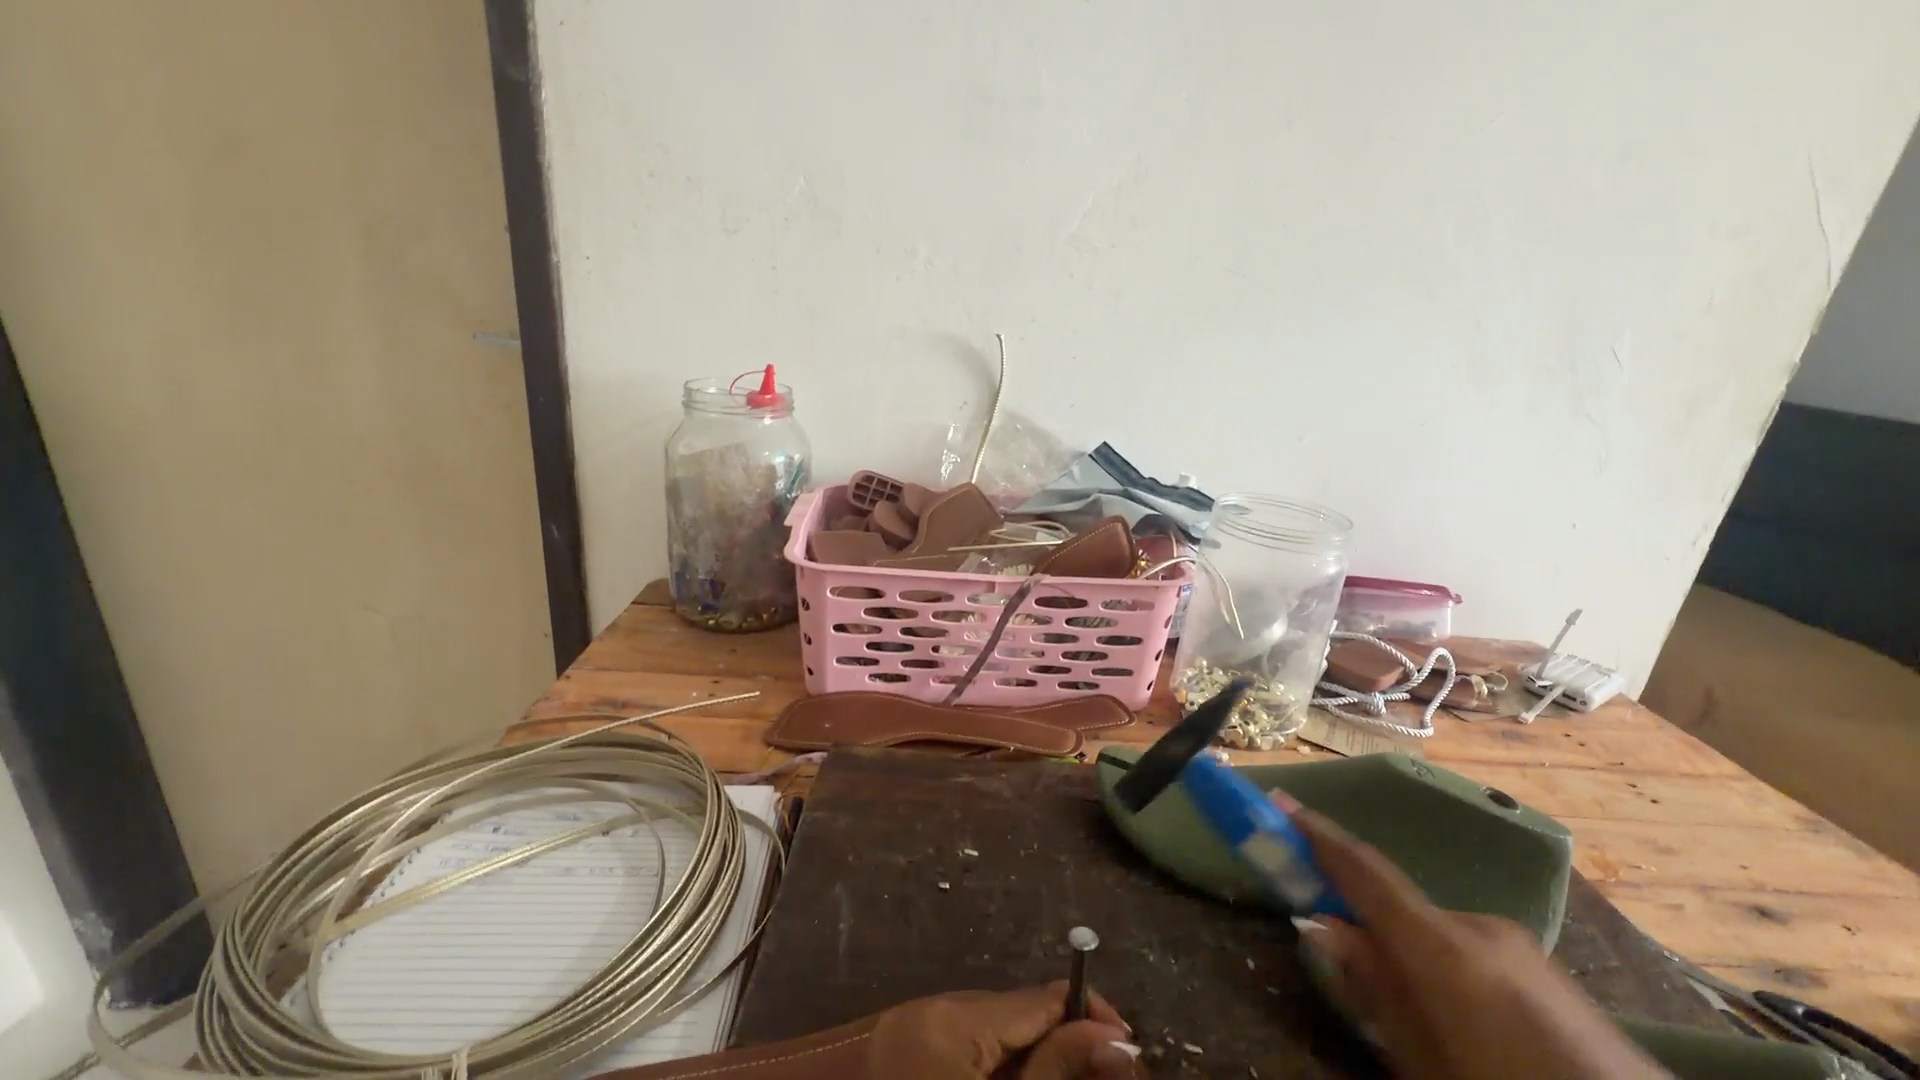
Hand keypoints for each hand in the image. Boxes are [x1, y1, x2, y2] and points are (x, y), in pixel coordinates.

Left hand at [866, 980, 1144, 1078]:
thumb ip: (1054, 1072)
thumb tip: (1118, 1041)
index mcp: (959, 1018)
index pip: (1044, 998)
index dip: (1091, 1018)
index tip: (1127, 1054)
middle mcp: (938, 1006)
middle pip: (1022, 1012)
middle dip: (1063, 1043)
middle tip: (1099, 1076)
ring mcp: (915, 1023)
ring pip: (995, 1030)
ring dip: (1031, 1055)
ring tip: (1058, 1077)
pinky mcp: (904, 1042)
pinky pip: (965, 1042)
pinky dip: (993, 1062)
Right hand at [1283, 796, 1670, 1079]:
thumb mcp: (1424, 1062)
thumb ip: (1375, 990)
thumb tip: (1322, 928)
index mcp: (1441, 946)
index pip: (1365, 872)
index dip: (1319, 835)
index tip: (1280, 801)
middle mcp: (1478, 926)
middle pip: (1398, 908)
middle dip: (1364, 924)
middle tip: (1344, 964)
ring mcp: (1518, 943)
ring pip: (1435, 934)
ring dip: (1408, 957)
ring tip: (1413, 1019)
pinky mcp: (1547, 968)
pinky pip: (1471, 951)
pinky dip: (1444, 969)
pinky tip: (1460, 1023)